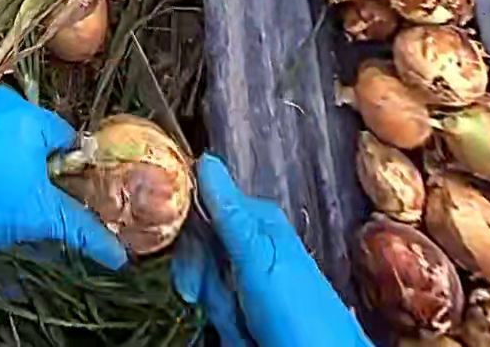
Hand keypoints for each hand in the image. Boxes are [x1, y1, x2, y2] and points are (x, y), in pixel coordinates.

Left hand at [0, 86, 129, 274]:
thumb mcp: (37, 217)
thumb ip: (80, 228)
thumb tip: (119, 255)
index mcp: (32, 116)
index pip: (65, 138)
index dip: (64, 167)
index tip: (54, 190)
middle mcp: (7, 99)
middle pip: (37, 131)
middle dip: (36, 159)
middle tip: (24, 192)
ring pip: (9, 128)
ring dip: (10, 150)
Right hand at [171, 155, 370, 346]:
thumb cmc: (298, 313)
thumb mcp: (258, 259)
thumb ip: (230, 212)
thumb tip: (205, 159)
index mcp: (257, 219)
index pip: (202, 211)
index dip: (190, 247)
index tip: (191, 284)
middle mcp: (254, 240)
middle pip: (204, 249)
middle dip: (208, 285)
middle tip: (227, 311)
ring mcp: (255, 274)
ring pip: (211, 282)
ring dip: (221, 311)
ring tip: (245, 329)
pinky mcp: (255, 305)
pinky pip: (225, 307)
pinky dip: (231, 328)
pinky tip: (247, 336)